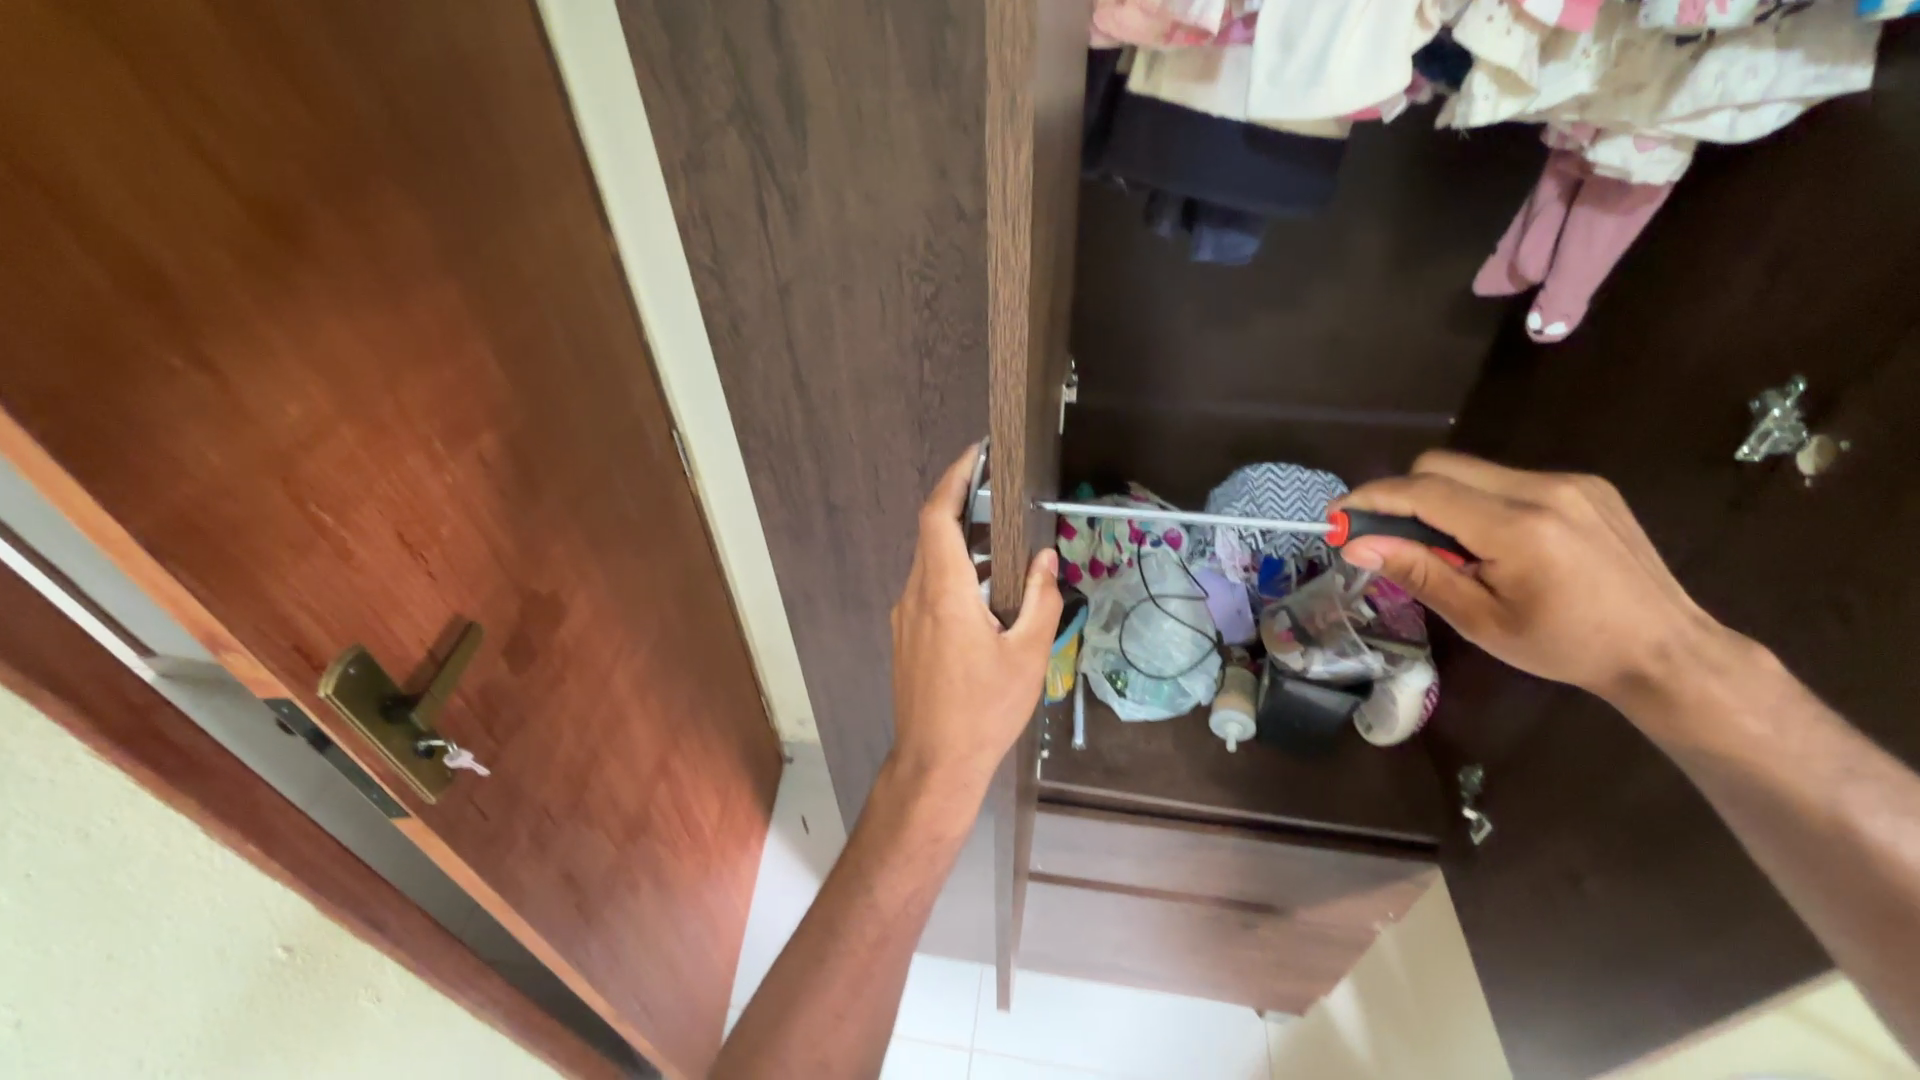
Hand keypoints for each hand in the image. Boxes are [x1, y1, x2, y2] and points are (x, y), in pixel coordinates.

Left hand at [889, 443, 1062, 792]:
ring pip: (929, 562)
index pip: (937, 516)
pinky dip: (953, 573)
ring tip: (1002, 542)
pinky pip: (927, 588)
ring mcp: (904, 617)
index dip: (954, 478)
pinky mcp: (906, 637)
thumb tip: (1046, 559)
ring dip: (960, 544)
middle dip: (963, 506)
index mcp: (943, 592)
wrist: (935, 762)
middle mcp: (915, 596)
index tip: (977, 455)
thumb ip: (1040, 599)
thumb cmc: (984, 710)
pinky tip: (985, 591)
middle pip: (932, 534)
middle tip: (1002, 494)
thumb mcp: (1027, 654)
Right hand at [1335, 450, 1732, 704]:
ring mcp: (1570, 482)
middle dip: (1402, 494)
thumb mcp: (1480, 620)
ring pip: (1474, 470)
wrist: (1665, 648)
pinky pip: (1507, 479)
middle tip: (1387, 536)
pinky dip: (1479, 502)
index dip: (1371, 497)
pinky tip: (1493, 543)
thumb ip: (1417, 572)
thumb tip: (1356, 544)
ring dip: (1441, 499)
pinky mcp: (1586, 485)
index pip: (1423, 491)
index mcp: (1518, 528)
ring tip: (1447, 549)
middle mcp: (1543, 489)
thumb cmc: (1564, 645)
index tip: (1337, 514)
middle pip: (1442, 465)